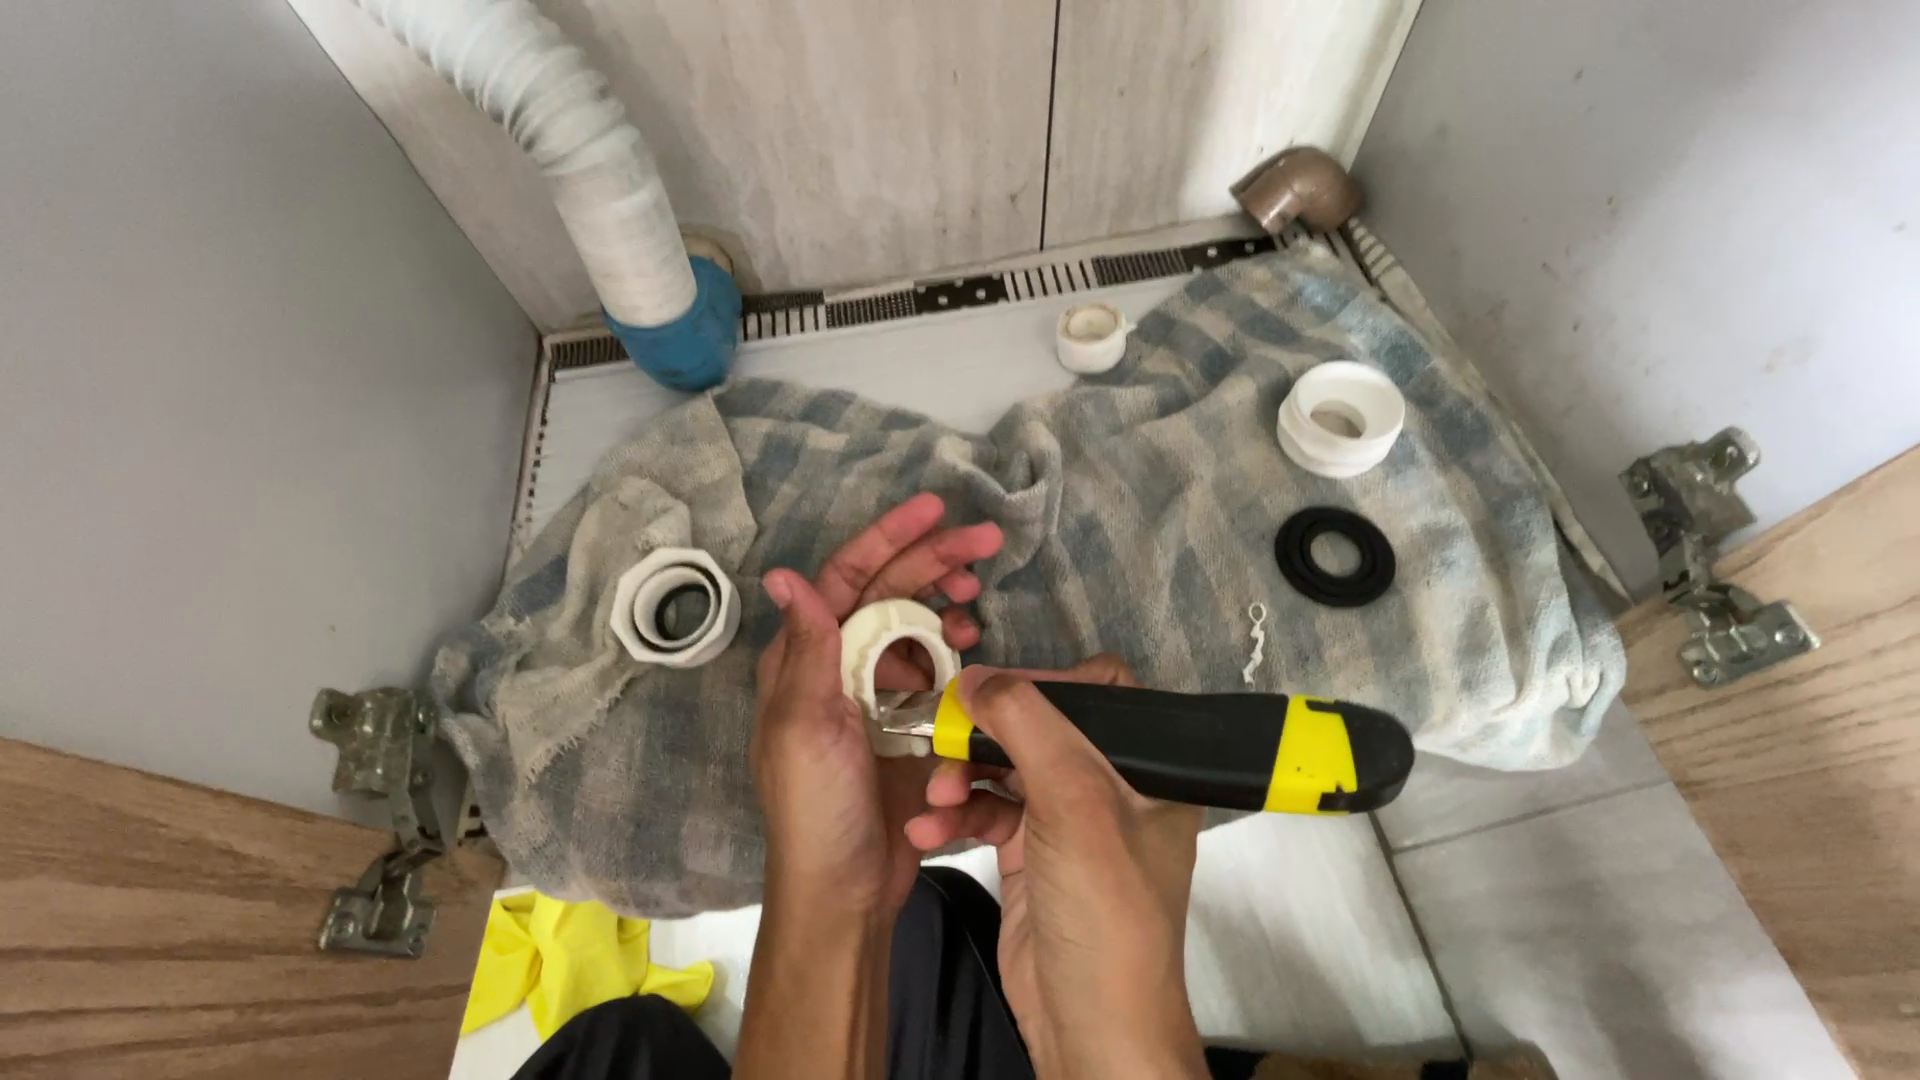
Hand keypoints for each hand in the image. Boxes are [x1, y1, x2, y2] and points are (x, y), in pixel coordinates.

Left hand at [751, 494, 1002, 917]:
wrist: (847, 889)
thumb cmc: (815, 807)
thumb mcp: (803, 727)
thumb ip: (805, 651)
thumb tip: (783, 575)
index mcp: (807, 658)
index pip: (845, 578)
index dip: (888, 539)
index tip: (935, 510)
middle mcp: (841, 664)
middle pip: (888, 592)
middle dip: (934, 560)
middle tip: (986, 541)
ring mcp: (879, 691)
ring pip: (916, 623)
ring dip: (947, 599)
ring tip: (977, 592)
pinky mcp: (912, 719)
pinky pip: (938, 666)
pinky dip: (957, 645)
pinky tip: (976, 639)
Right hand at [906, 657, 1207, 1079]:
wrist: (1087, 1029)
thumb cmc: (1102, 910)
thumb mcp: (1074, 805)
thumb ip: (1027, 727)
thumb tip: (975, 676)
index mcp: (1146, 766)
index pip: (1101, 692)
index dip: (1050, 682)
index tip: (996, 694)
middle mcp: (1109, 785)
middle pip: (1041, 726)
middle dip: (990, 732)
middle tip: (945, 734)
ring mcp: (1066, 818)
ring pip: (1007, 766)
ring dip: (964, 773)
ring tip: (937, 794)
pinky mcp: (1029, 850)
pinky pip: (987, 810)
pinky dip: (956, 813)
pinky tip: (928, 827)